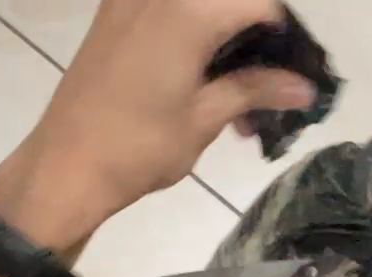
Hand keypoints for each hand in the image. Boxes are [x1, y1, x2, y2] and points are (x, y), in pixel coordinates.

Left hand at [0, 0, 316, 251]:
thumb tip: (304, 88)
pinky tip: (200, 80)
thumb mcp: (204, 119)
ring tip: (235, 98)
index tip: (293, 76)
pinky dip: (191, 36)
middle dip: (252, 42)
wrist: (68, 164)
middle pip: (226, 3)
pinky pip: (166, 12)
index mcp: (190, 9)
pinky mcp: (112, 15)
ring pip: (196, 9)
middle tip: (265, 89)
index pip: (260, 5)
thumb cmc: (140, 146)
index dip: (285, 40)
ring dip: (222, 42)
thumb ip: (254, 91)